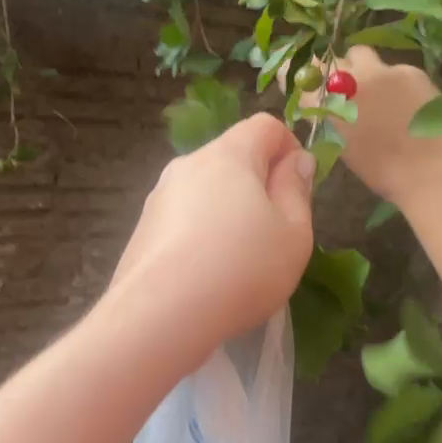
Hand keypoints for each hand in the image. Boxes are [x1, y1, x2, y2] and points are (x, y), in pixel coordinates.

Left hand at [95, 114, 314, 357]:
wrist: (159, 316)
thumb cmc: (241, 269)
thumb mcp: (293, 233)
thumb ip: (297, 190)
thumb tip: (295, 160)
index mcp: (228, 155)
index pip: (264, 126)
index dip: (289, 148)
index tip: (298, 188)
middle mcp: (188, 164)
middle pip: (232, 156)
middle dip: (258, 183)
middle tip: (275, 230)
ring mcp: (159, 196)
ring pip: (205, 189)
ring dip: (228, 210)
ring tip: (240, 259)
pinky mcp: (142, 229)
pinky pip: (183, 218)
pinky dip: (200, 234)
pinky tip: (207, 274)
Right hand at [316, 47, 441, 205]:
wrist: (429, 171)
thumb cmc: (383, 171)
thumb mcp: (345, 145)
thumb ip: (333, 117)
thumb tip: (329, 103)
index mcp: (328, 106)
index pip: (304, 78)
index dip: (302, 76)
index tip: (309, 82)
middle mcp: (348, 82)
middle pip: (334, 60)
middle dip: (339, 70)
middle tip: (351, 88)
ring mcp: (379, 71)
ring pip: (363, 56)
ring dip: (366, 71)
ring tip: (382, 92)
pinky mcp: (408, 69)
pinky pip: (394, 68)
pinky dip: (396, 80)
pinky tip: (408, 100)